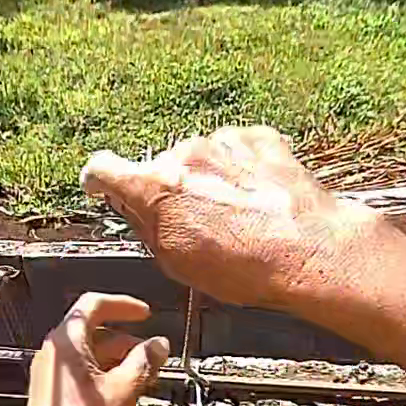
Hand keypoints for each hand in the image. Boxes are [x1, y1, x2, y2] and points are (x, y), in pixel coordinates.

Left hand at [8, 293, 169, 405]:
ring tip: (144, 378)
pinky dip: (105, 376)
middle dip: (127, 341)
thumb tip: (158, 344)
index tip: (144, 313)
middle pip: (94, 332)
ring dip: (119, 361)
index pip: (94, 305)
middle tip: (153, 354)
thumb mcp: (122, 393)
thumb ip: (143, 363)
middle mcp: (53, 355)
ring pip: (90, 356)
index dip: (123, 305)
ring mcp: (50, 375)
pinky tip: (123, 396)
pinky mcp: (52, 395)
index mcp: (66, 343)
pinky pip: (82, 374)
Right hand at [80, 125, 399, 312]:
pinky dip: (236, 172)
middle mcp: (184, 155)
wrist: (306, 251)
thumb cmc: (243, 267)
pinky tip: (253, 202)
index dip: (99, 180)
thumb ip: (146, 228)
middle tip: (192, 227)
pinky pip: (233, 153)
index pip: (104, 169)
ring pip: (200, 161)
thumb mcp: (176, 263)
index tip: (99, 184)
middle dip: (169, 193)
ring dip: (206, 182)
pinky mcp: (256, 138)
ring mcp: (222, 142)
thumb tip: (135, 209)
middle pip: (162, 170)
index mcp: (155, 189)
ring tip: (233, 219)